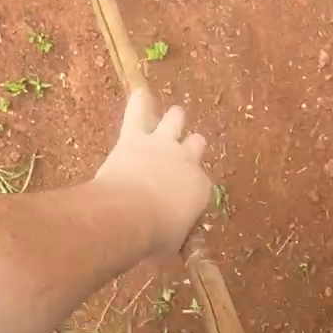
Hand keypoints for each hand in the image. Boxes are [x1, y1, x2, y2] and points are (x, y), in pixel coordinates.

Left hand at [92, 88, 210, 257]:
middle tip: (184, 151)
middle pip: (196, 143)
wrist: (131, 213)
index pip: (201, 182)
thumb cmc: (156, 233)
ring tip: (174, 116)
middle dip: (191, 146)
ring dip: (173, 119)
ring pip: (175, 120)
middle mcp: (187, 160)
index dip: (191, 187)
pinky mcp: (135, 138)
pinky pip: (137, 113)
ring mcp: (162, 145)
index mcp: (200, 187)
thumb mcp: (174, 240)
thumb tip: (174, 238)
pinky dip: (138, 103)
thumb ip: (177, 233)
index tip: (181, 198)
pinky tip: (139, 92)